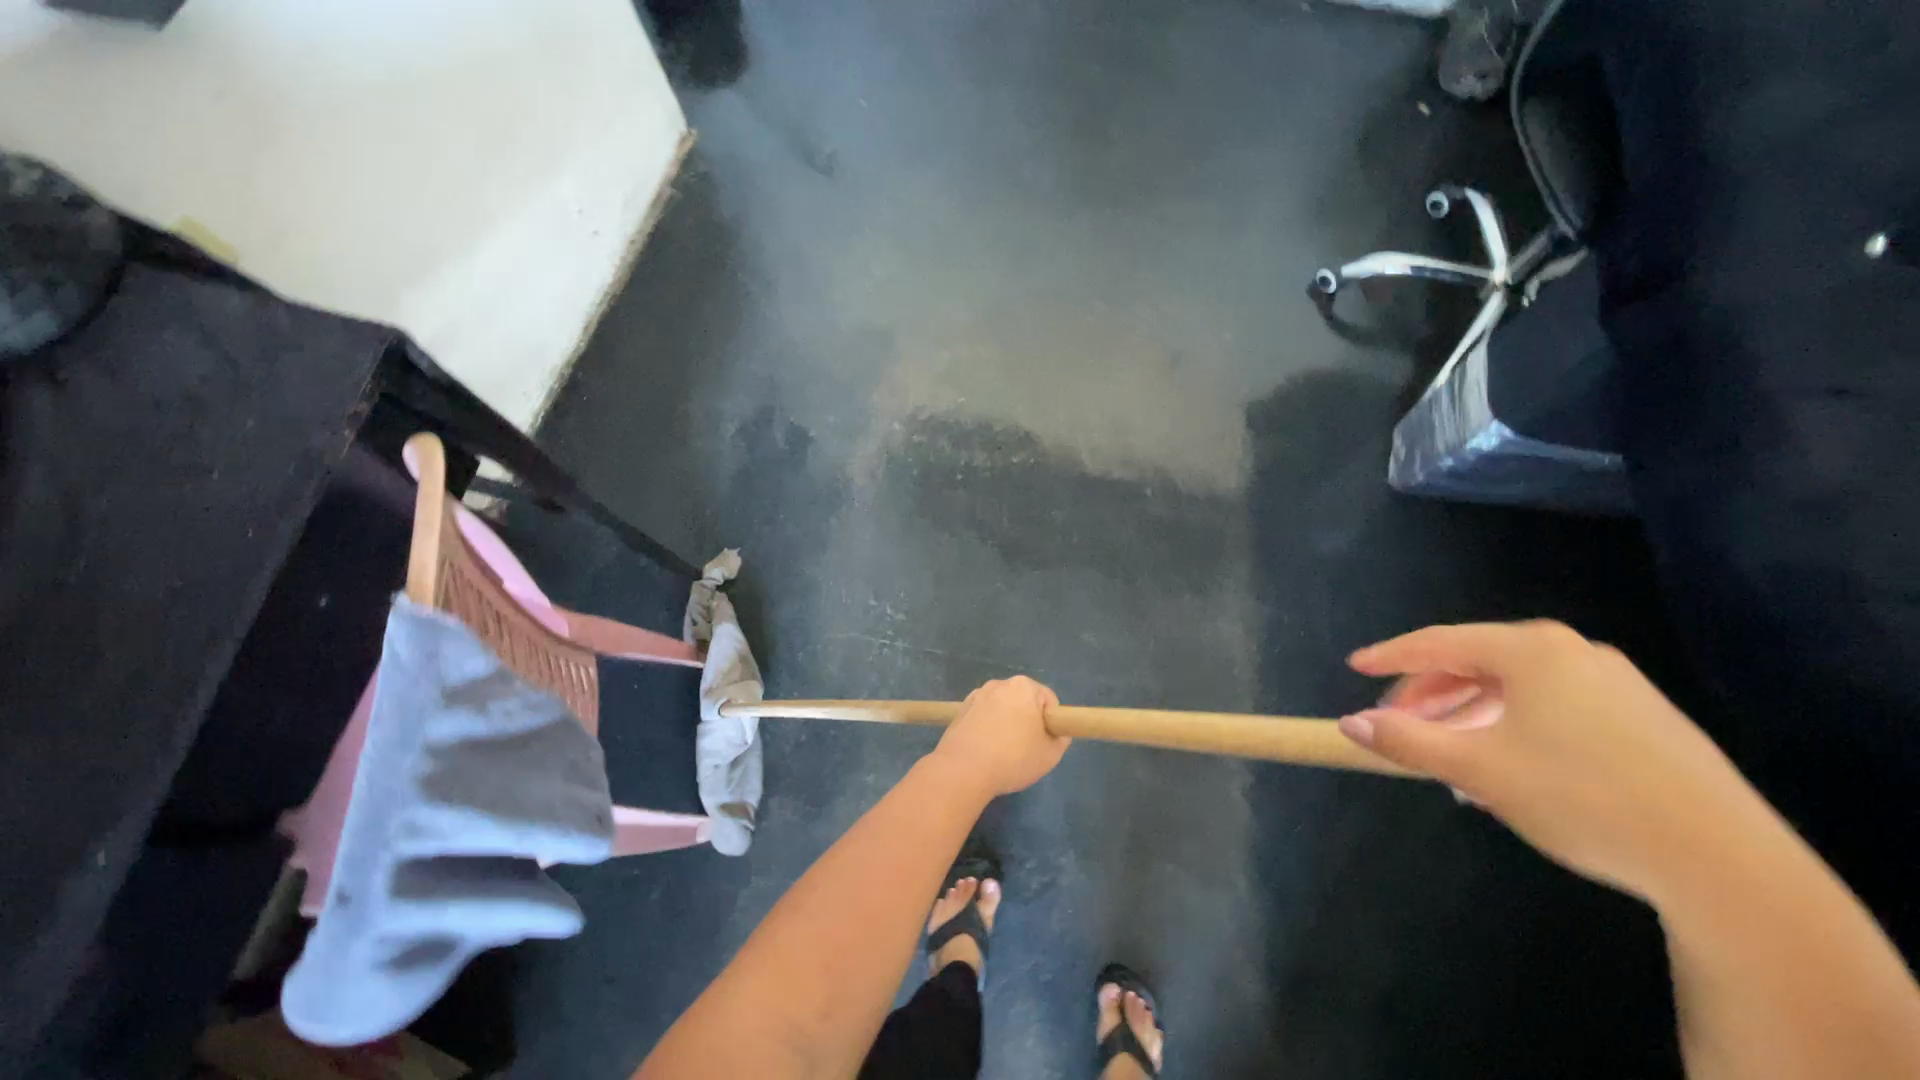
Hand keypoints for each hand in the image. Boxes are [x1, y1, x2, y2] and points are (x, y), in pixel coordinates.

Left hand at [933, 676, 1070, 796]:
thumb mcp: (1050, 755)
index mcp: (1024, 687)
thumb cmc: (1013, 758)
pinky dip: (987, 728)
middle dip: (1028, 721)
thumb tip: (1056, 734)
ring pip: (1002, 709)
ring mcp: (976, 696)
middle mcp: (999, 684)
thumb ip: (1061, 739)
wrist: (963, 770)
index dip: (1052, 723)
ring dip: (1006, 724)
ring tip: (1003, 752)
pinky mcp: (960, 710)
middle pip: (1024, 702)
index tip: (1044, 743)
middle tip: (1026, 749)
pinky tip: (985, 750)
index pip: (1049, 701)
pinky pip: (983, 717)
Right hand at [1339, 620, 1772, 901]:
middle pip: (1479, 662)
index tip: (1354, 667)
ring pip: (1518, 689)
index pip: (1440, 641)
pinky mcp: (1643, 719)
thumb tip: (1352, 723)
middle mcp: (1574, 652)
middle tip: (1397, 724)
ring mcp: (1616, 684)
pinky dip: (1513, 727)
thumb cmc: (1581, 796)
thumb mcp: (1478, 769)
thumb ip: (1407, 741)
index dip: (1391, 656)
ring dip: (1470, 715)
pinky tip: (1507, 770)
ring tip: (1447, 758)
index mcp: (1532, 650)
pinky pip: (1554, 708)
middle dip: (1431, 694)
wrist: (1720, 857)